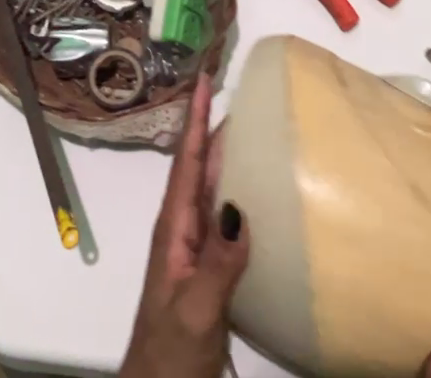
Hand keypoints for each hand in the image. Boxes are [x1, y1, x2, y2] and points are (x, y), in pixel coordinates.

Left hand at [119, 76, 248, 377]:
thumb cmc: (170, 351)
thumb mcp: (195, 309)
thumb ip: (217, 264)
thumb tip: (239, 209)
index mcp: (174, 228)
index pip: (185, 163)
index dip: (194, 120)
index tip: (203, 80)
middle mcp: (183, 228)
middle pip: (198, 165)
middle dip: (210, 125)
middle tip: (235, 89)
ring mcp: (195, 247)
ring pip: (212, 186)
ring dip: (225, 152)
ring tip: (251, 123)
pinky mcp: (210, 266)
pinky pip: (226, 215)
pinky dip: (239, 190)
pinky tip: (260, 190)